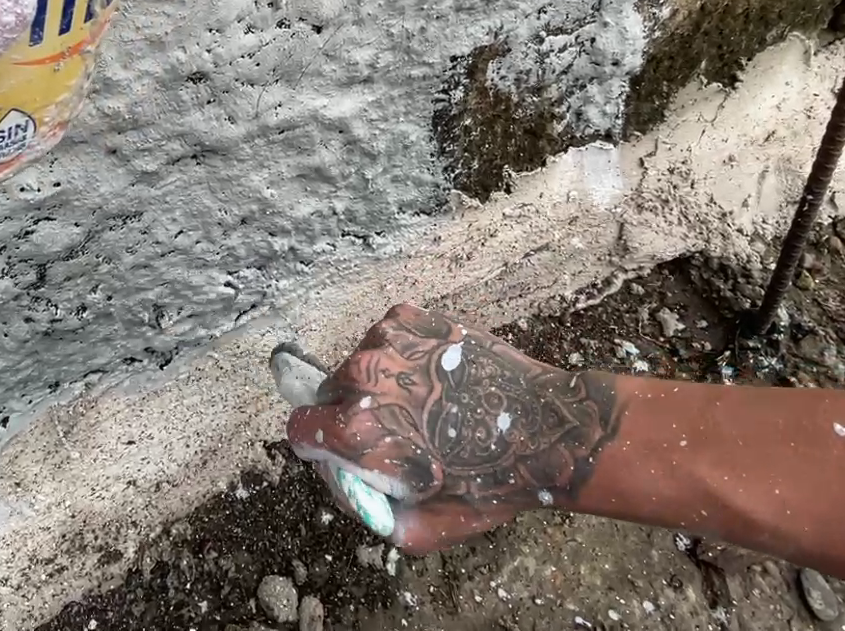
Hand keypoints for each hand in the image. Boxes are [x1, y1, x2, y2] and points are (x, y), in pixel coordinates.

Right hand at [286, 305, 621, 553]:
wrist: (544, 426)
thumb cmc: (488, 481)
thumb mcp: (423, 530)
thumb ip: (368, 512)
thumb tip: (343, 483)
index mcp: (357, 429)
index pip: (300, 428)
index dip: (318, 441)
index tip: (341, 445)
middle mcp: (361, 375)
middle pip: (330, 394)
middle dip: (352, 412)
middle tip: (396, 428)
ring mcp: (383, 338)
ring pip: (358, 362)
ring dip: (377, 381)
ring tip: (422, 400)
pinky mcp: (405, 316)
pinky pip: (383, 336)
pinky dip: (399, 353)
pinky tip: (432, 373)